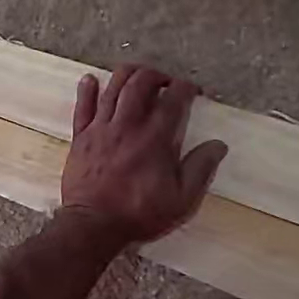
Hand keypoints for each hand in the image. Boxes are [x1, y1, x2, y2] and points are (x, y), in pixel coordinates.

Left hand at [60, 65, 228, 243]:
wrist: (93, 224)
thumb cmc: (139, 214)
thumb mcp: (181, 200)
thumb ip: (200, 169)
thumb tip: (218, 145)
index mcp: (154, 139)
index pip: (173, 100)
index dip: (186, 88)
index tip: (193, 90)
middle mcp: (127, 126)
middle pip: (140, 83)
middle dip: (156, 74)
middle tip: (165, 81)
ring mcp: (100, 129)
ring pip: (112, 88)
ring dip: (126, 75)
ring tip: (137, 74)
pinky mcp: (80, 137)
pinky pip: (82, 107)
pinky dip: (87, 90)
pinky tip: (90, 80)